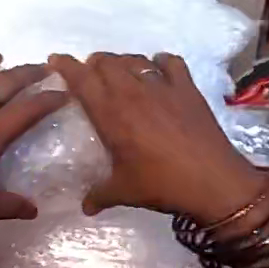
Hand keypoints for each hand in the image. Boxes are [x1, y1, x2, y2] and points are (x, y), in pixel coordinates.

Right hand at [48, 52, 262, 223]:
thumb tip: (85, 207)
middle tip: (88, 73)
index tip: (55, 60)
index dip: (65, 65)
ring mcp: (162, 87)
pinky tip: (158, 68)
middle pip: (106, 62)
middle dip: (92, 63)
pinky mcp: (187, 89)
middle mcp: (133, 93)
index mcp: (110, 114)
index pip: (81, 79)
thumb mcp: (124, 191)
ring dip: (121, 61)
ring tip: (118, 71)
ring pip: (134, 60)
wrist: (213, 181)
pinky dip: (160, 61)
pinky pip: (171, 62)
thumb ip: (99, 195)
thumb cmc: (161, 184)